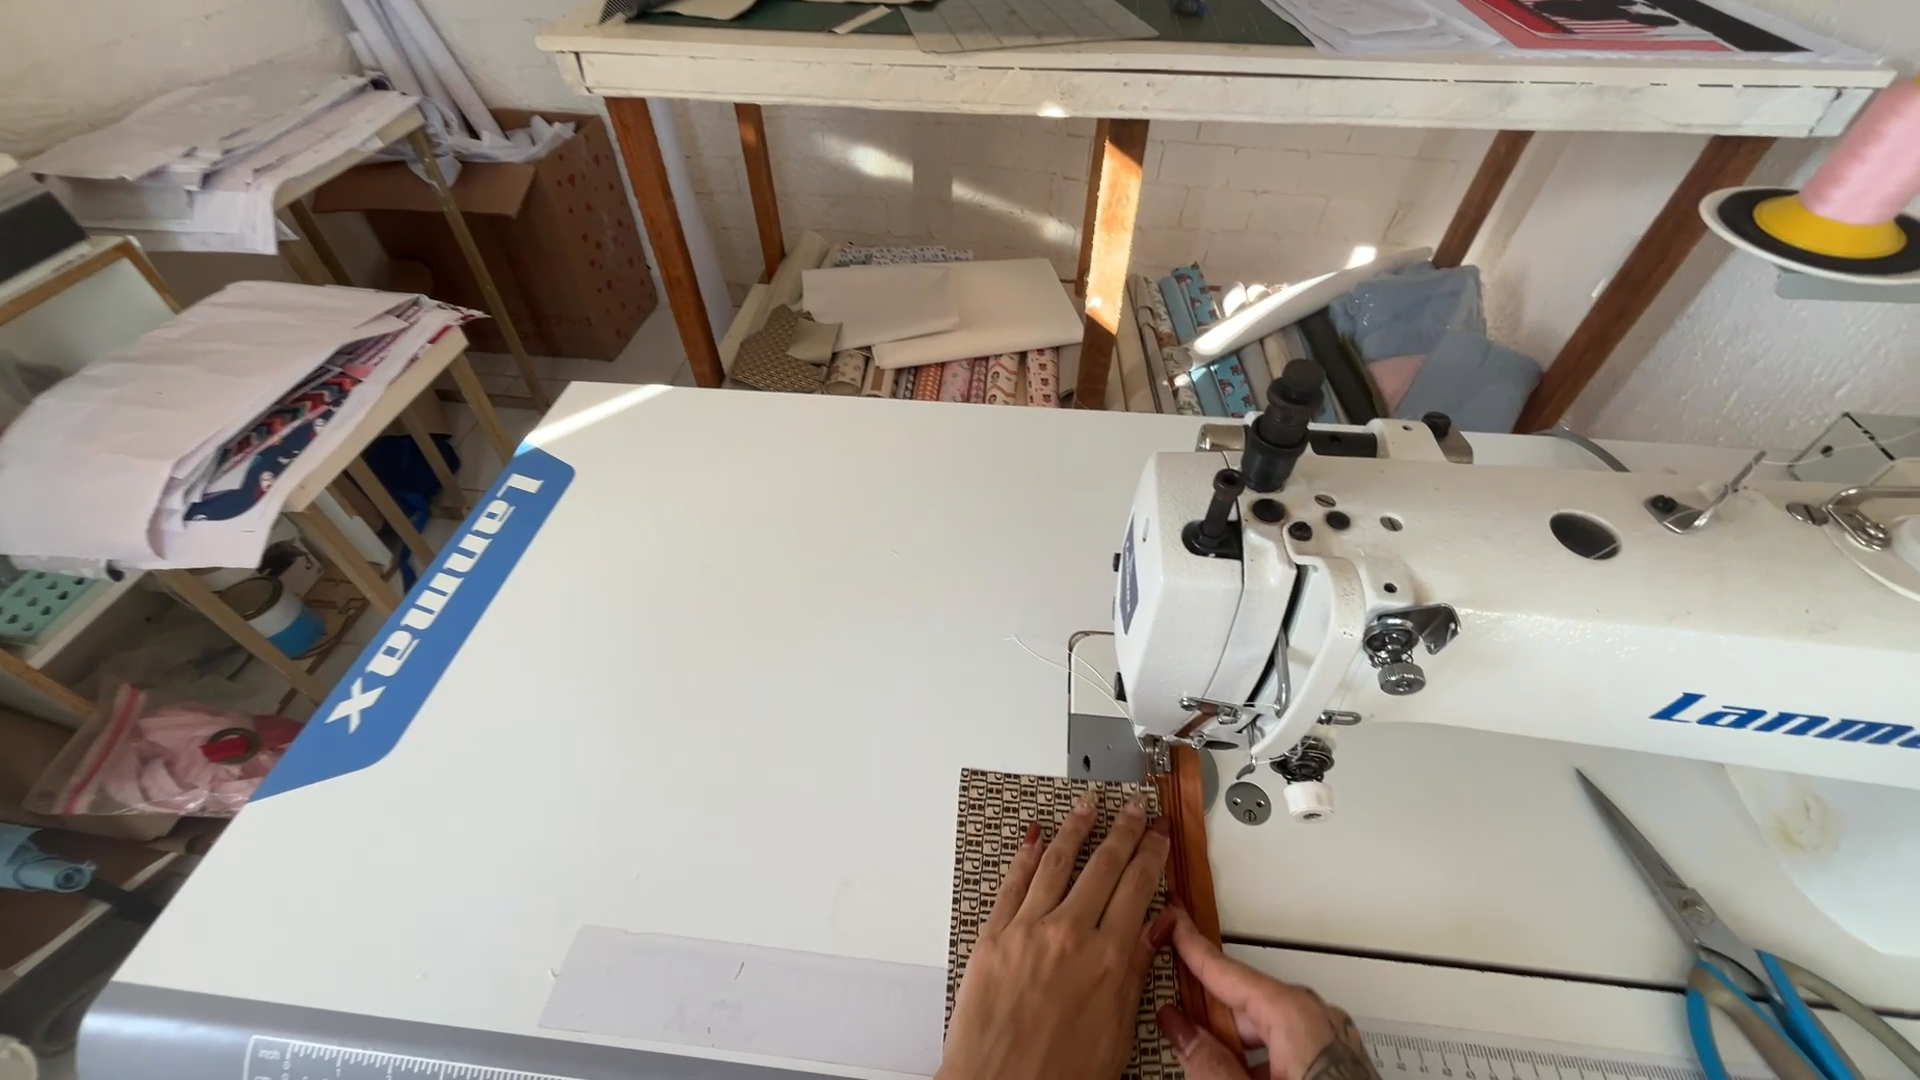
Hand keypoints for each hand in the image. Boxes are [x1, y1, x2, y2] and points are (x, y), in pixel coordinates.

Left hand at [937, 793, 1173, 1079]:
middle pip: (1103, 865)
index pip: (1137, 887)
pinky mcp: (994, 933)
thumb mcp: (1117, 1033)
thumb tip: (1156, 928)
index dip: (1151, 854)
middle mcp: (1069, 933)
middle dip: (1123, 830)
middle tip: (1135, 808)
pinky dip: (1026, 855)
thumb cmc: (1058, 1077)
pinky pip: (1013, 882)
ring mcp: (1028, 928)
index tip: (1159, 834)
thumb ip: (1134, 972)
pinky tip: (1035, 837)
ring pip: (1058, 861)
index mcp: (1107, 959)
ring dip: (1076, 828)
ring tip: (1087, 806)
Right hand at [1155, 909, 1380, 1079]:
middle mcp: (1317, 1018)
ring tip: (1212, 1070)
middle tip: (1176, 1026)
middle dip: (1210, 1016)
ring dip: (1235, 1046)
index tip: (1171, 920)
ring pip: (1267, 1029)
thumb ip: (1208, 1065)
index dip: (1193, 948)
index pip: (1228, 971)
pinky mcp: (1343, 1067)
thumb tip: (1175, 1024)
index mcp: (1293, 1016)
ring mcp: (1335, 1043)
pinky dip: (1261, 1062)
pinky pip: (1290, 1050)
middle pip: (1246, 1002)